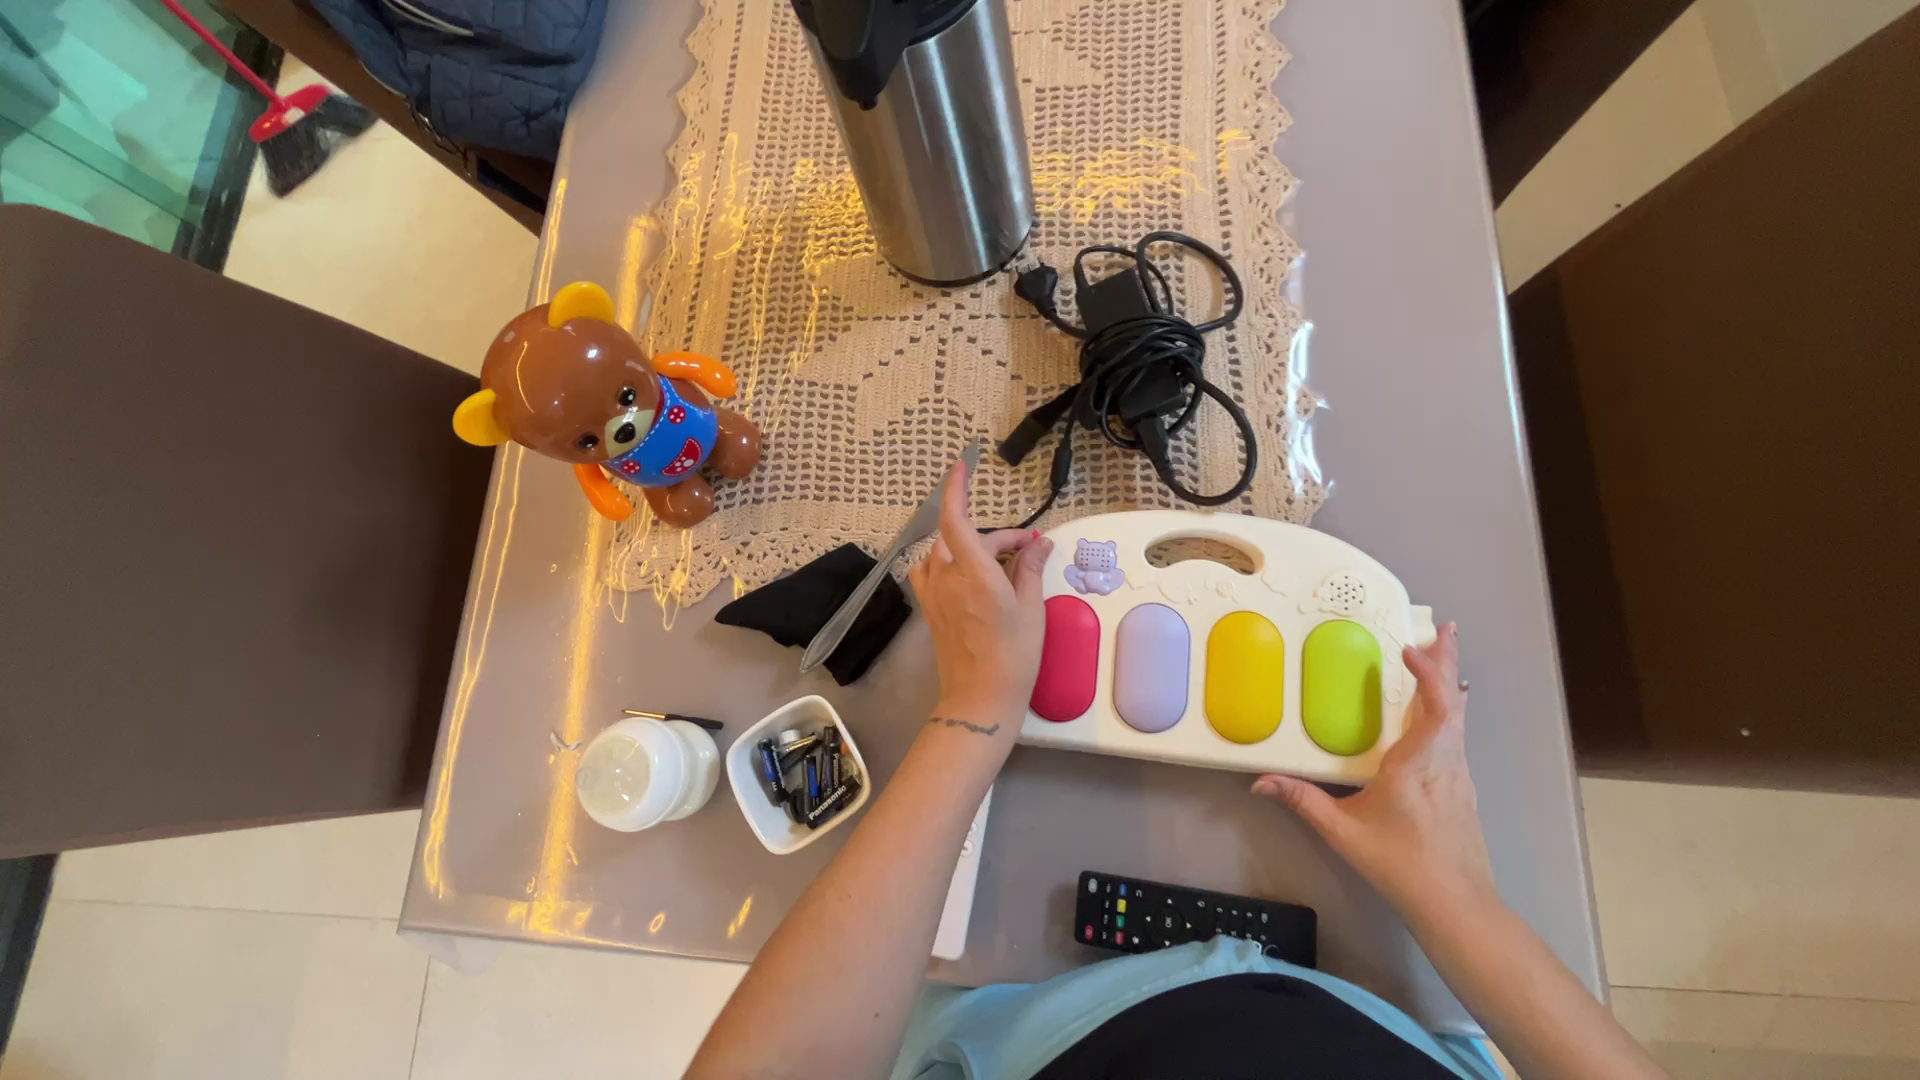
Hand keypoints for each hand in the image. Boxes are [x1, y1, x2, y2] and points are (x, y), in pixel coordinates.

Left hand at [907, 460, 1052, 723]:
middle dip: (994, 536)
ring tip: (1001, 563)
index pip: (956, 519)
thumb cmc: (1014, 655)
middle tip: (1027, 550)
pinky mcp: (930, 609)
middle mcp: (947, 578)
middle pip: (961, 537)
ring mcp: (934, 594)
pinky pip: (932, 571)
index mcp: (973, 573)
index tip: (961, 467)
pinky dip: (949, 561)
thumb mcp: (1031, 609)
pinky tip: (968, 574)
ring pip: (945, 552)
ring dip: (970, 546)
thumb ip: (1032, 568)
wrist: (981, 699)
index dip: (956, 490)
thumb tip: (1040, 541)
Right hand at [1252, 623, 1497, 917]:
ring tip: (1440, 653)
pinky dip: (1448, 707)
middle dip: (1448, 662)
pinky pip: (1457, 734)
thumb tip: (1259, 781)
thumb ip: (1303, 801)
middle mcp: (1446, 762)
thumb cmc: (1401, 865)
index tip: (1409, 647)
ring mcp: (1459, 774)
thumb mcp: (1344, 833)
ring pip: (1459, 718)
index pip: (1436, 710)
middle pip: (1455, 703)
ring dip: (1450, 682)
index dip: (1429, 674)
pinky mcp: (1461, 786)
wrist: (1458, 906)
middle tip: (1444, 627)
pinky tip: (1439, 709)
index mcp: (1419, 766)